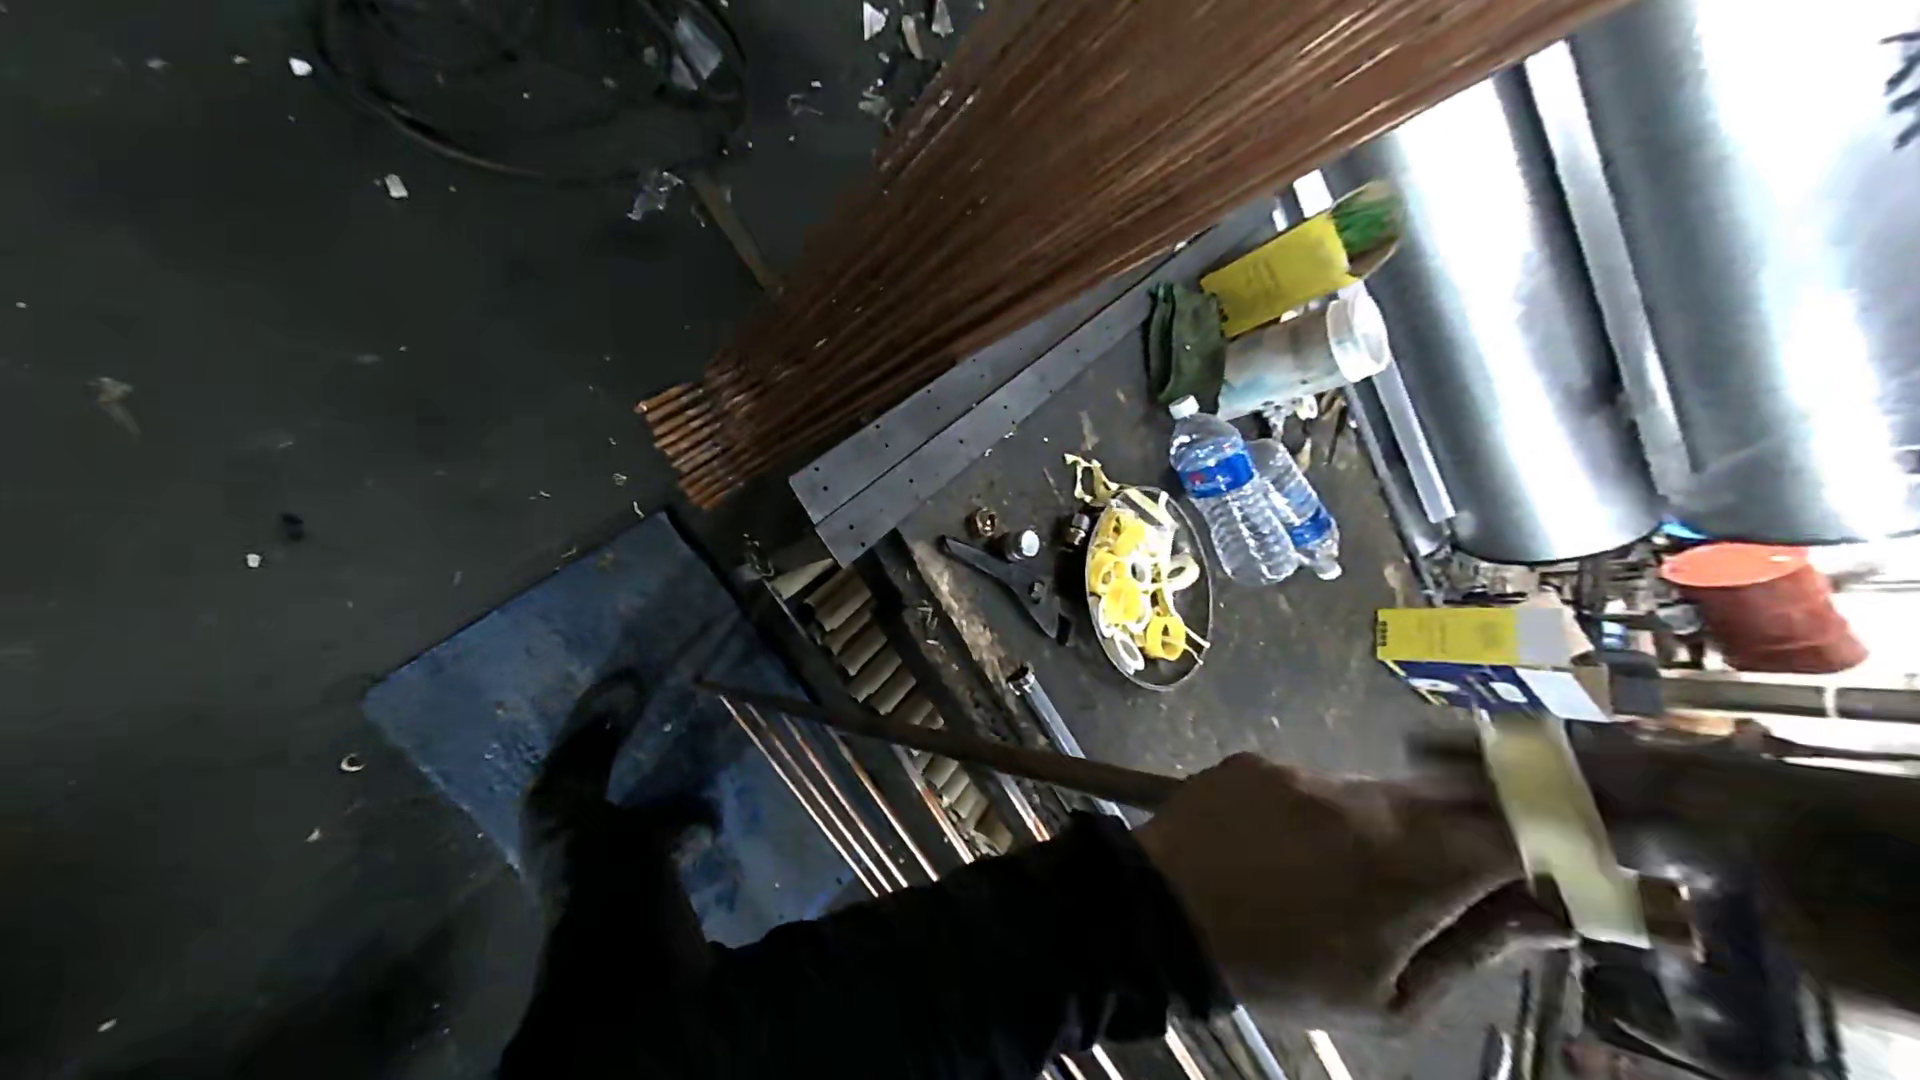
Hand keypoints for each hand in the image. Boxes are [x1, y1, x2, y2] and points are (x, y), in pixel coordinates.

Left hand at [1133, 754, 1567, 1016]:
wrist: (1161, 914)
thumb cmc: (1278, 971)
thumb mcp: (1387, 998)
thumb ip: (1471, 947)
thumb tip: (1546, 913)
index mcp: (1404, 863)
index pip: (1506, 828)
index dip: (1539, 837)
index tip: (1544, 860)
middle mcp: (1357, 799)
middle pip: (1439, 798)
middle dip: (1459, 830)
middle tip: (1435, 873)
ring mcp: (1298, 772)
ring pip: (1369, 791)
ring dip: (1377, 825)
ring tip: (1332, 871)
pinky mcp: (1254, 760)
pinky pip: (1306, 783)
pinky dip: (1314, 812)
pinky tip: (1281, 848)